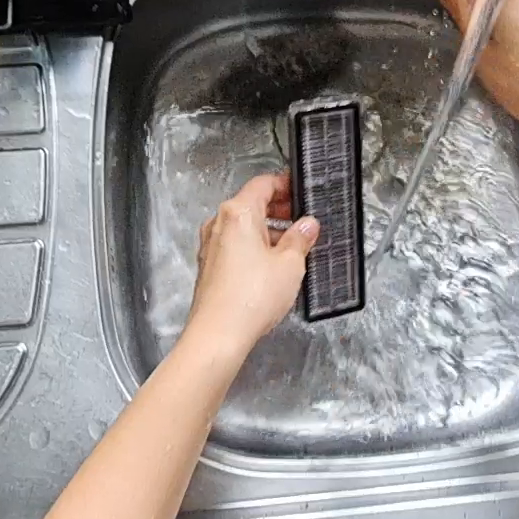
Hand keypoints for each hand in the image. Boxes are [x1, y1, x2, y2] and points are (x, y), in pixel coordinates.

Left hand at [187, 173, 320, 354]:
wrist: (218, 334)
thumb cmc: (250, 297)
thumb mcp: (290, 264)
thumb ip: (301, 238)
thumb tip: (308, 225)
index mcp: (238, 212)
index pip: (263, 184)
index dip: (285, 185)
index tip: (301, 191)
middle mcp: (219, 223)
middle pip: (251, 204)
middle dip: (279, 210)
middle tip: (303, 221)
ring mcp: (211, 245)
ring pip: (243, 226)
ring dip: (268, 231)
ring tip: (292, 247)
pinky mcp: (210, 266)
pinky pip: (235, 246)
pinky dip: (254, 247)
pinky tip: (272, 265)